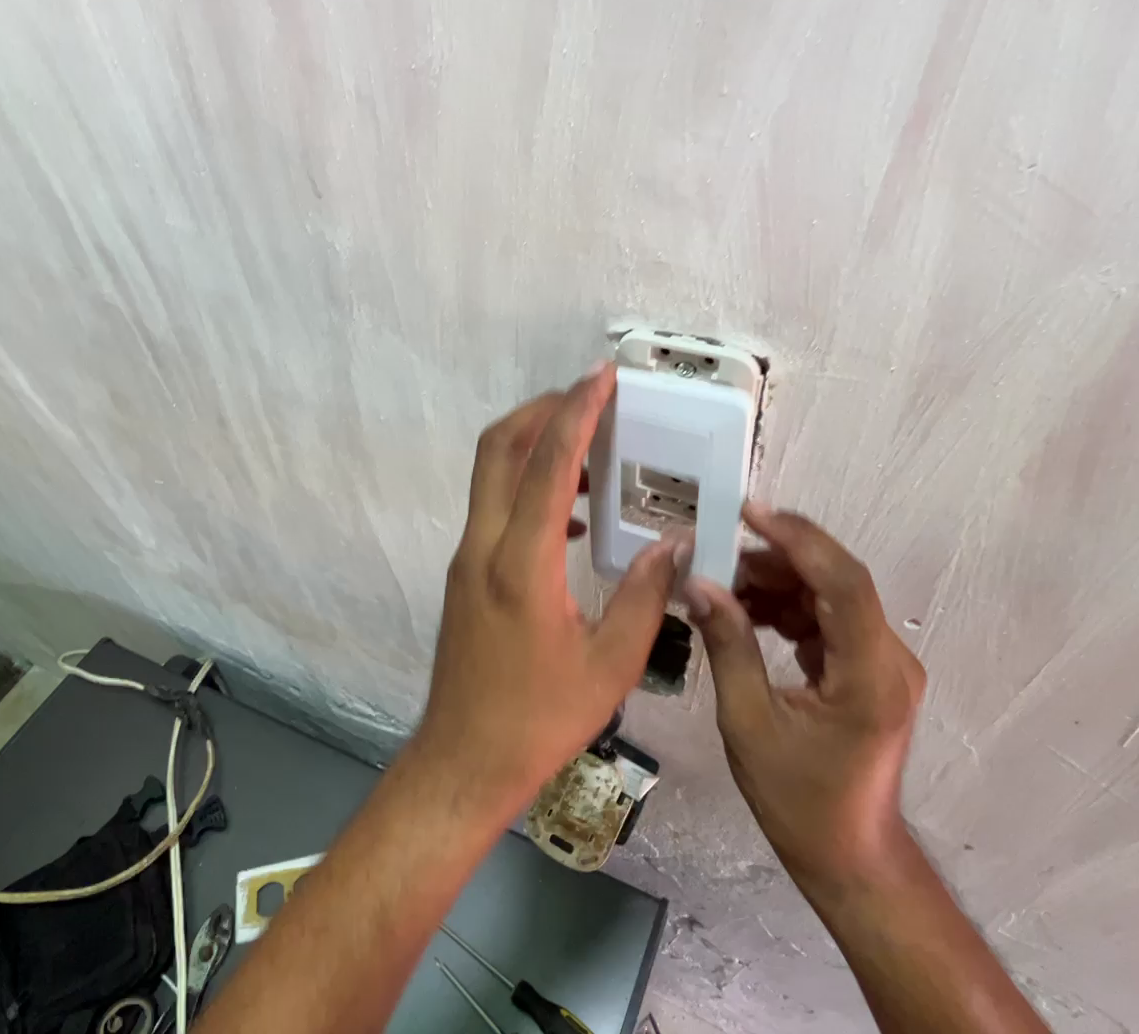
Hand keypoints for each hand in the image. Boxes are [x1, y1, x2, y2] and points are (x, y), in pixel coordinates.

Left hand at [416, 364, 681, 801]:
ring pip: (491, 475)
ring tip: (593, 450)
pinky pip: (493, 509)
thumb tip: (675, 543)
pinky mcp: (464, 577)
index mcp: (521, 566)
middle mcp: (482, 549)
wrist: (465, 760)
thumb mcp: (612, 665)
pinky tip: (574, 517)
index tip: (604, 377)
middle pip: (498, 448)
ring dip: (534, 447)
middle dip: (543, 410)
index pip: (547, 465)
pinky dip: (528, 489)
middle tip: (593, 399)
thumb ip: (647, 596)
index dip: (577, 413)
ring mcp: (465, 561)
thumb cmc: (540, 721)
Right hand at [684, 504, 925, 892]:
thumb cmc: (797, 799)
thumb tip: (699, 585)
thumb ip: (728, 647)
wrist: (848, 854)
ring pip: (831, 599)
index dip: (797, 540)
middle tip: (716, 556)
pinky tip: (744, 615)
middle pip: (837, 583)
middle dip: (776, 561)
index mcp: (870, 675)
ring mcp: (884, 666)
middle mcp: (890, 660)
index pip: (842, 583)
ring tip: (721, 587)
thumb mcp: (748, 723)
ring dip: (777, 585)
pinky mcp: (870, 673)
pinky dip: (786, 611)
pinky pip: (828, 623)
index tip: (747, 513)